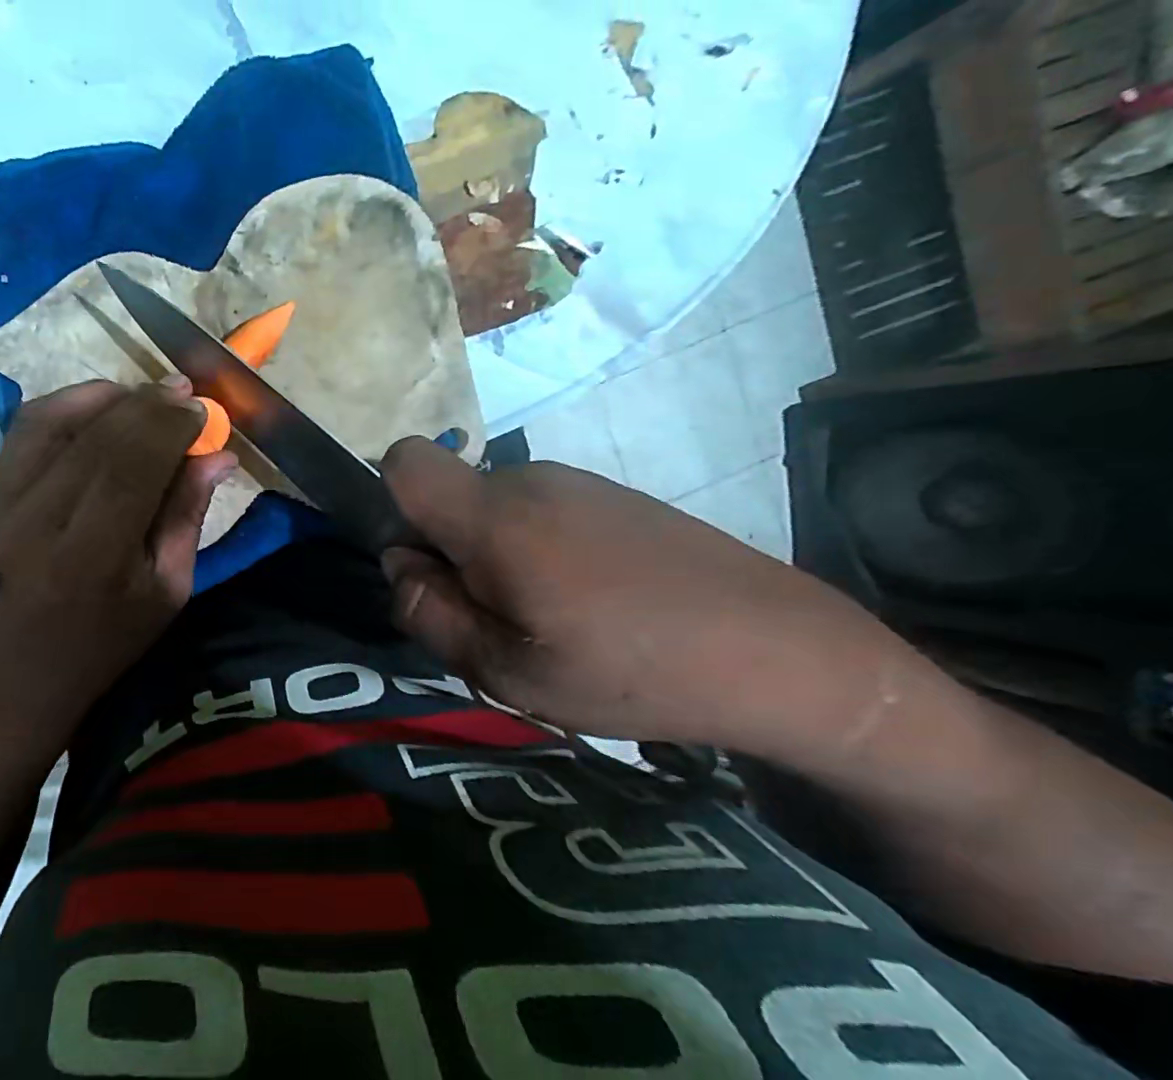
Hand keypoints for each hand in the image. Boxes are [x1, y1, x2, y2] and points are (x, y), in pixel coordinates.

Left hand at [0, 378, 235, 719]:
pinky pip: (28, 430)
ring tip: (145, 397)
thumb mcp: (170, 586)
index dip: (169, 427)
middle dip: (147, 405)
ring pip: (55, 421)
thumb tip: (219, 454)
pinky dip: (68, 406)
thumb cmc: (114, 633)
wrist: (33, 663)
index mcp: (93, 557)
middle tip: (182, 393)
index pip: (131, 466)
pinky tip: (102, 406)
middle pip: (96, 438)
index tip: (200, 410)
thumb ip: (189, 514)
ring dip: (107, 396)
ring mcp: (3, 505)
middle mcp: (39, 523)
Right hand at [378, 437, 932, 756]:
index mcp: (497, 517)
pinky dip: (538, 552)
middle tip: (498, 623)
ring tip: (553, 622)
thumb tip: (398, 564)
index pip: (404, 462)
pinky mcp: (614, 496)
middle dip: (450, 553)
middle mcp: (531, 480)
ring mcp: (579, 483)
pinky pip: (541, 512)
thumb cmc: (631, 672)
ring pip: (495, 509)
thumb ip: (430, 613)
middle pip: (450, 497)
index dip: (390, 506)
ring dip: (497, 559)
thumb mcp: (507, 672)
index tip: (425, 568)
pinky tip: (593, 603)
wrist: (782, 653)